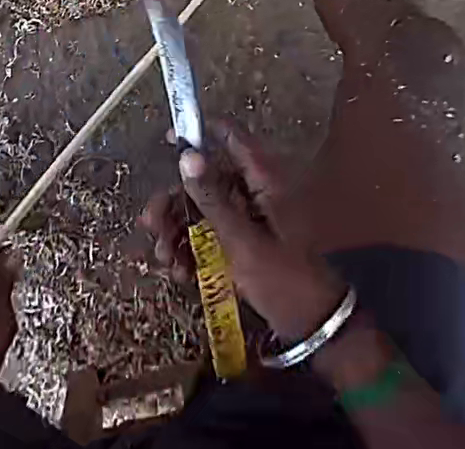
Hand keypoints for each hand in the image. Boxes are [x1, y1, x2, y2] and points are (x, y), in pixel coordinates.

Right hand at [139, 122, 347, 342]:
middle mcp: (252, 191)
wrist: (313, 330)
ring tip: (165, 258)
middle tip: (151, 224)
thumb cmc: (284, 280)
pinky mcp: (240, 242)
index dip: (199, 133)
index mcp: (263, 179)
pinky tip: (179, 272)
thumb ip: (213, 198)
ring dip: (176, 230)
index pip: (229, 136)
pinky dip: (189, 249)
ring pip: (200, 208)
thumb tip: (186, 154)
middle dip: (174, 201)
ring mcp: (246, 217)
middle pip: (204, 177)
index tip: (168, 142)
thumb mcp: (243, 240)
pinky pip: (206, 234)